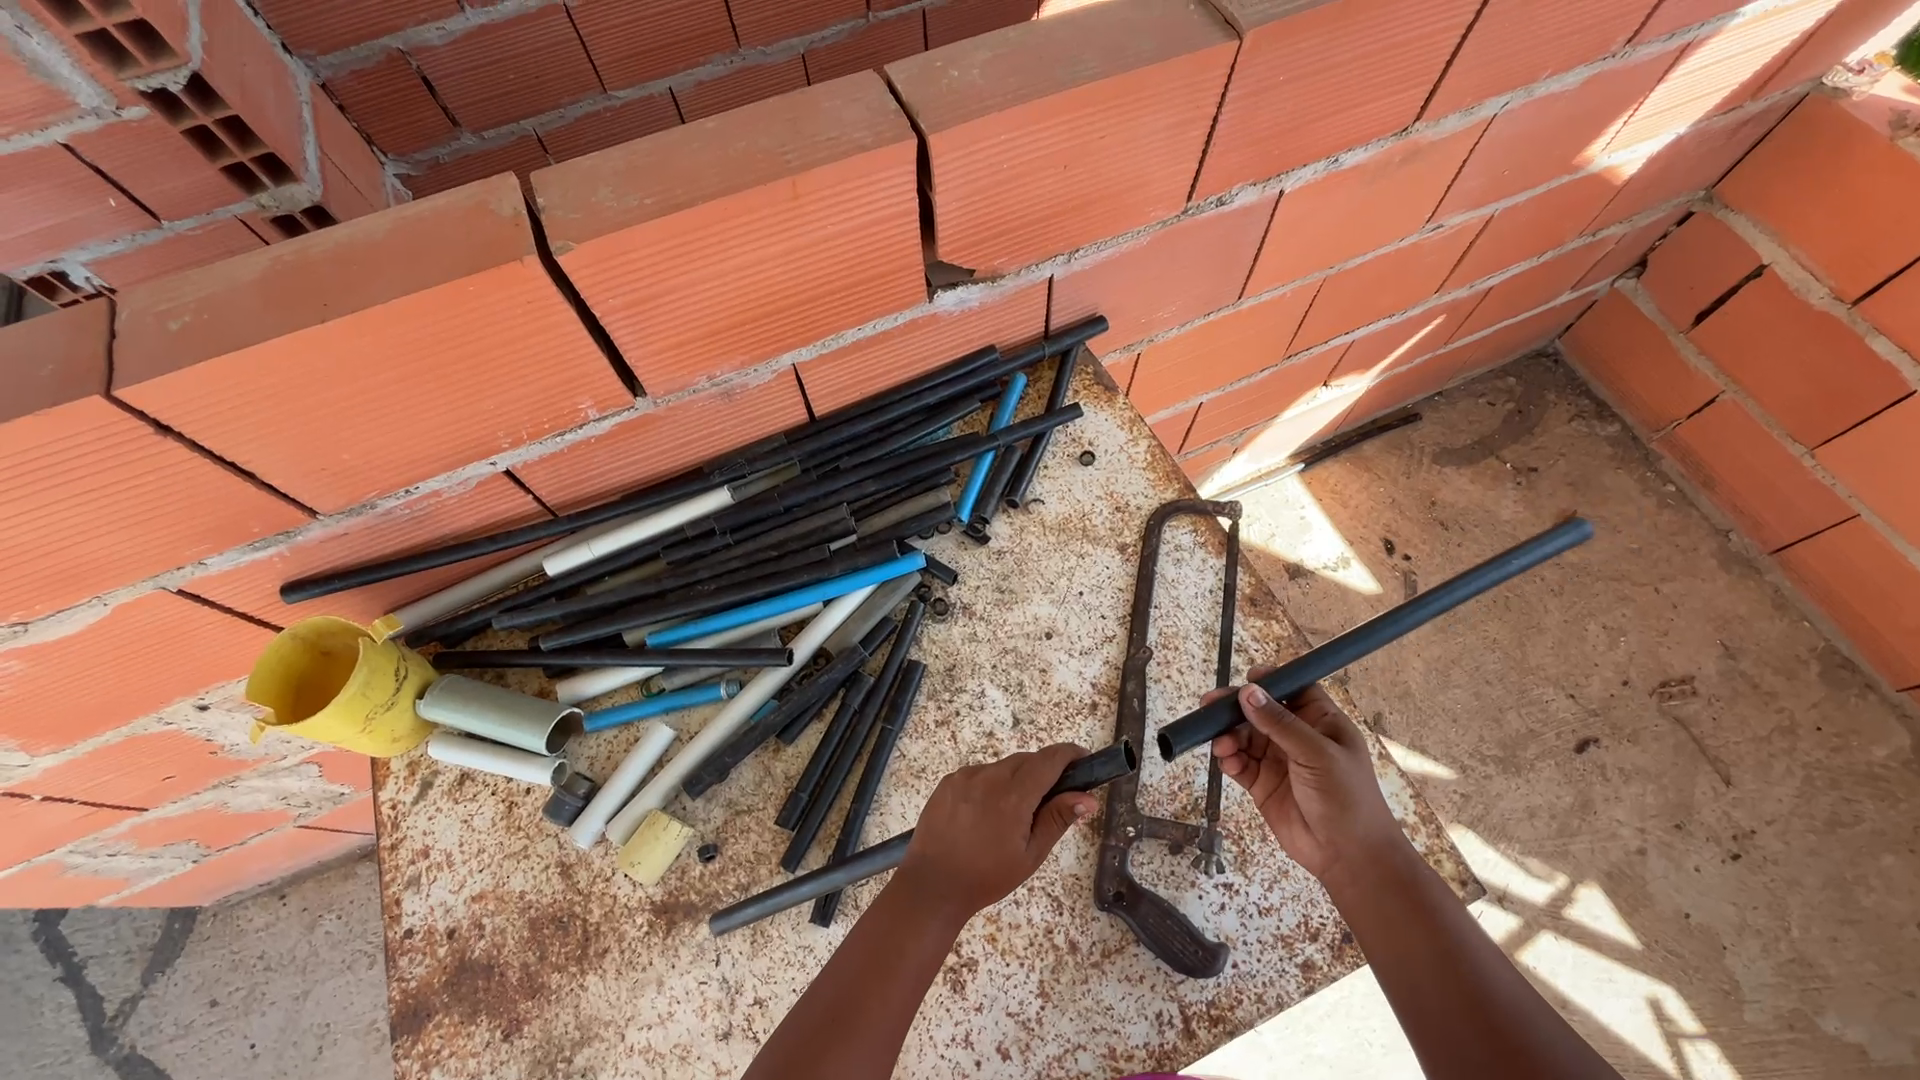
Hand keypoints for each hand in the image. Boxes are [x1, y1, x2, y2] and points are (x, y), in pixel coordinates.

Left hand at [896, 743, 1099, 922]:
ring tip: (1012, 816)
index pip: (1049, 759)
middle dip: (1044, 772)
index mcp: (1013, 795)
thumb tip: (1088, 798)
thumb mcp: (1030, 854)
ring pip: (1002, 767)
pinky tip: (985, 815)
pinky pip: (979, 774)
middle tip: (1050, 800)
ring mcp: (965, 776)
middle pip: (1026, 760)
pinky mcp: (948, 782)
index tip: (1084, 759)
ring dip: (1015, 779)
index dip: (1070, 754)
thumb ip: (1058, 819)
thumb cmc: (987, 876)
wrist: (933, 885)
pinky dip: (991, 785)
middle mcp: (988, 776)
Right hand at [1205, 673, 1405, 887]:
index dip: (1271, 681)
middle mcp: (1298, 738)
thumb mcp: (1316, 754)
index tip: (1246, 677)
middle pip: (1260, 712)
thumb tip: (1248, 691)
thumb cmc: (1346, 798)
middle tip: (1209, 706)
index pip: (1295, 691)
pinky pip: (1239, 763)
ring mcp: (1278, 761)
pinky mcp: (1262, 784)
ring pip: (1245, 737)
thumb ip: (1280, 723)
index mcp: (1321, 723)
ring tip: (1220, 745)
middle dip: (1235, 708)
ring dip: (1228, 736)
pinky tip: (1225, 761)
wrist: (1348, 856)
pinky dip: (1228, 759)